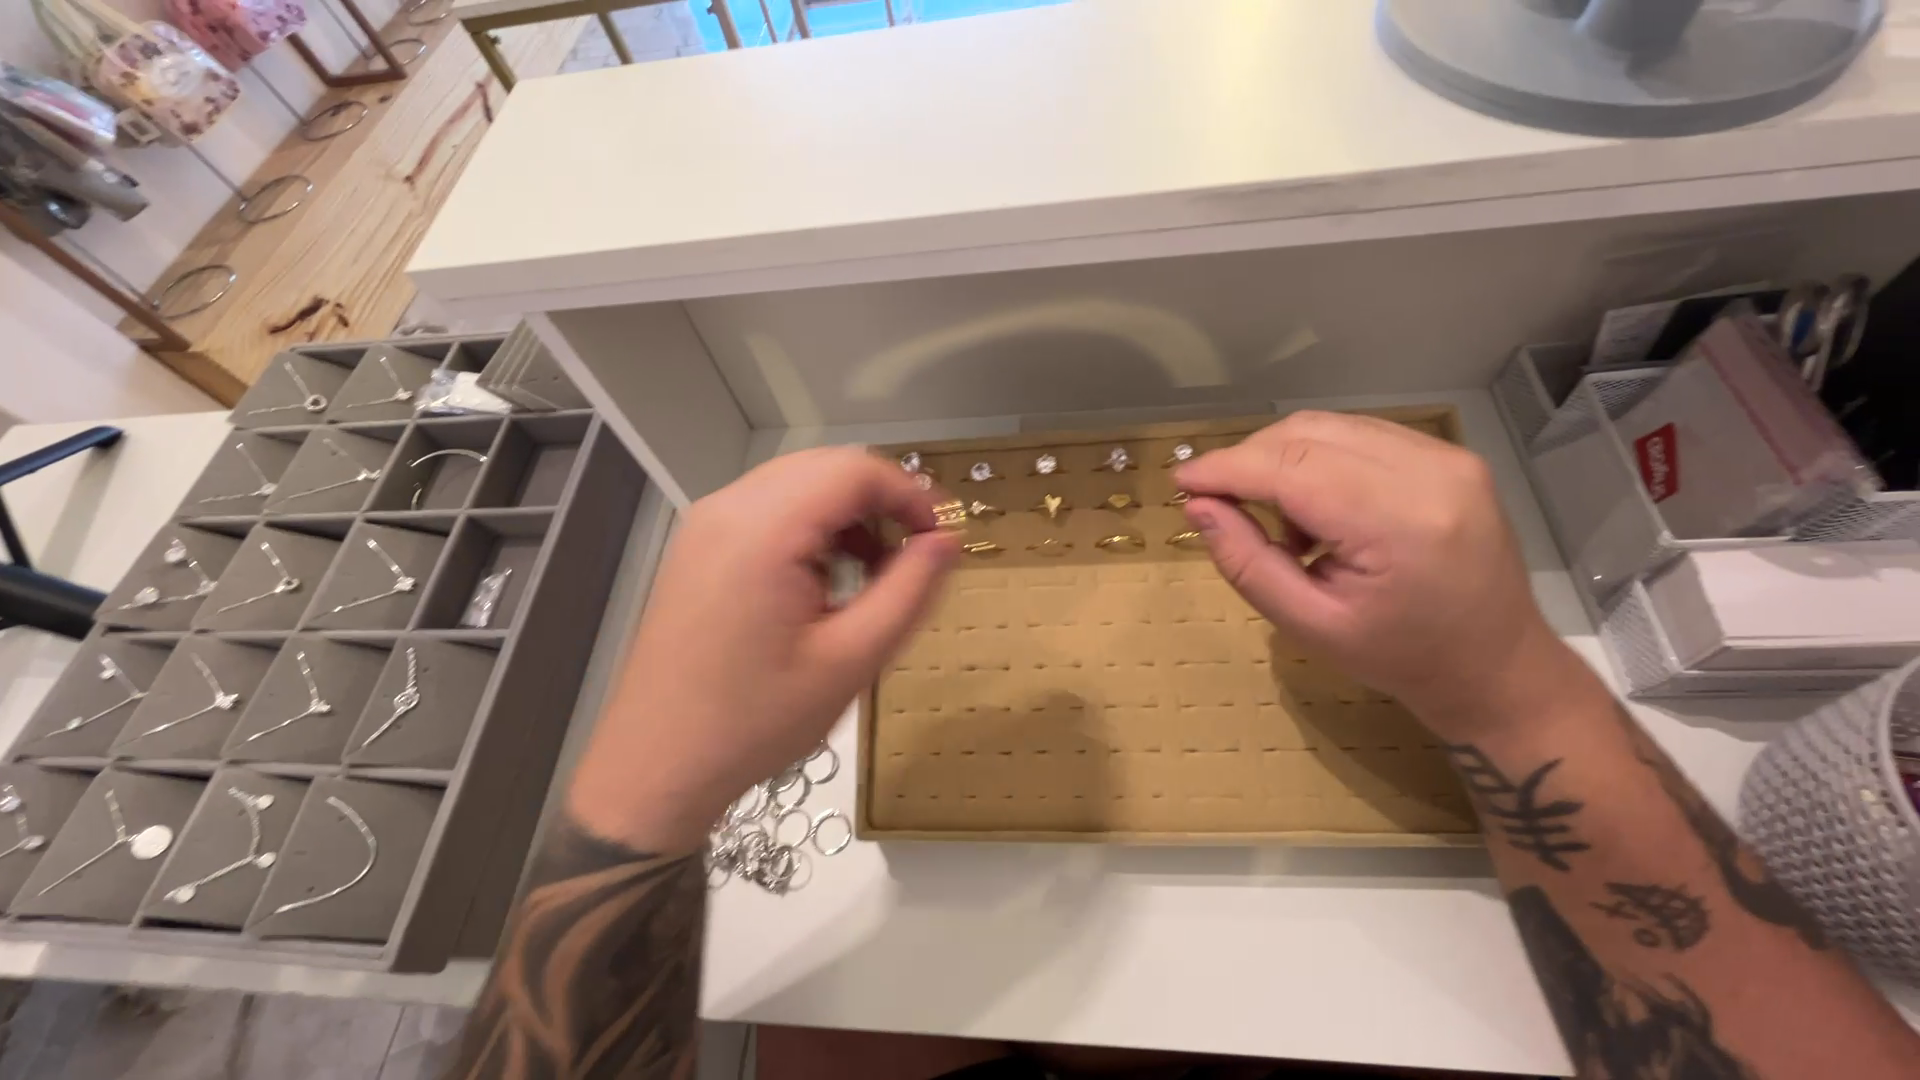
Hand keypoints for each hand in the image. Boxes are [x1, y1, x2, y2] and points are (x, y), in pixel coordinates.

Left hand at [569, 448, 960, 852]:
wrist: (657, 766)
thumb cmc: (757, 720)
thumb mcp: (852, 659)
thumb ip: (909, 591)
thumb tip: (947, 541)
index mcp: (764, 528)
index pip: (855, 470)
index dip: (911, 495)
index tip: (943, 539)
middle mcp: (728, 508)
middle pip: (826, 469)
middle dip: (881, 503)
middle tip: (915, 557)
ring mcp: (705, 525)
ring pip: (798, 487)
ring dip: (847, 516)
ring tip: (873, 576)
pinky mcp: (697, 548)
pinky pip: (769, 512)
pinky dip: (811, 529)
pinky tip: (825, 582)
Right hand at [1175, 411, 1588, 740]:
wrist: (1495, 664)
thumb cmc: (1397, 657)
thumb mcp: (1308, 624)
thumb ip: (1246, 562)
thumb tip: (1199, 507)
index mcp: (1399, 522)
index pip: (1291, 468)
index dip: (1226, 469)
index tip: (1180, 483)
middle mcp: (1429, 471)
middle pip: (1307, 433)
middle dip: (1247, 460)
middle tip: (1215, 501)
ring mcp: (1446, 456)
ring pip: (1330, 426)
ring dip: (1279, 458)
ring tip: (1274, 517)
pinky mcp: (1449, 455)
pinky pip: (1359, 435)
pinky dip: (1317, 458)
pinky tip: (1314, 508)